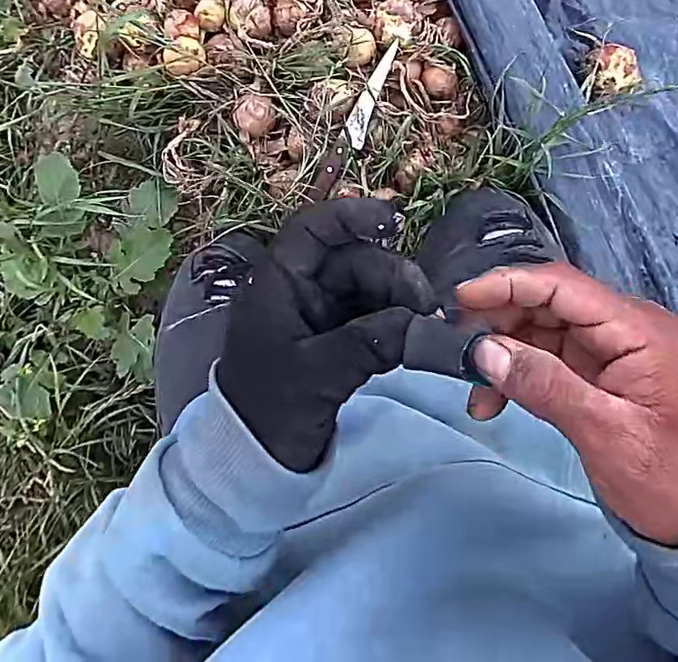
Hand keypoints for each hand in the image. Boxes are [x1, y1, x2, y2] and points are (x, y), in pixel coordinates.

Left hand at [218, 198, 437, 471]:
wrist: (250, 463)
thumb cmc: (268, 413)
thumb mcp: (316, 376)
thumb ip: (369, 343)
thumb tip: (423, 323)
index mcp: (279, 283)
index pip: (312, 229)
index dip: (351, 214)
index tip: (395, 220)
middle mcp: (300, 289)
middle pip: (355, 260)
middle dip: (394, 278)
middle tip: (426, 311)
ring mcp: (319, 312)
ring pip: (370, 287)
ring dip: (401, 302)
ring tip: (424, 330)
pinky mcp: (336, 337)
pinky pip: (374, 314)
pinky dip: (396, 322)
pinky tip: (414, 339)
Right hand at [459, 263, 677, 545]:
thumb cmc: (675, 485)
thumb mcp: (607, 437)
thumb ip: (545, 386)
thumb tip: (484, 350)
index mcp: (643, 330)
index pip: (564, 287)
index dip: (509, 285)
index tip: (462, 298)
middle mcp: (632, 327)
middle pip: (552, 303)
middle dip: (502, 322)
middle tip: (462, 350)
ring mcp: (621, 348)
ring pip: (548, 329)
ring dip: (508, 351)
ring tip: (478, 389)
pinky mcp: (610, 369)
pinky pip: (557, 355)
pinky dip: (524, 371)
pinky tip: (498, 398)